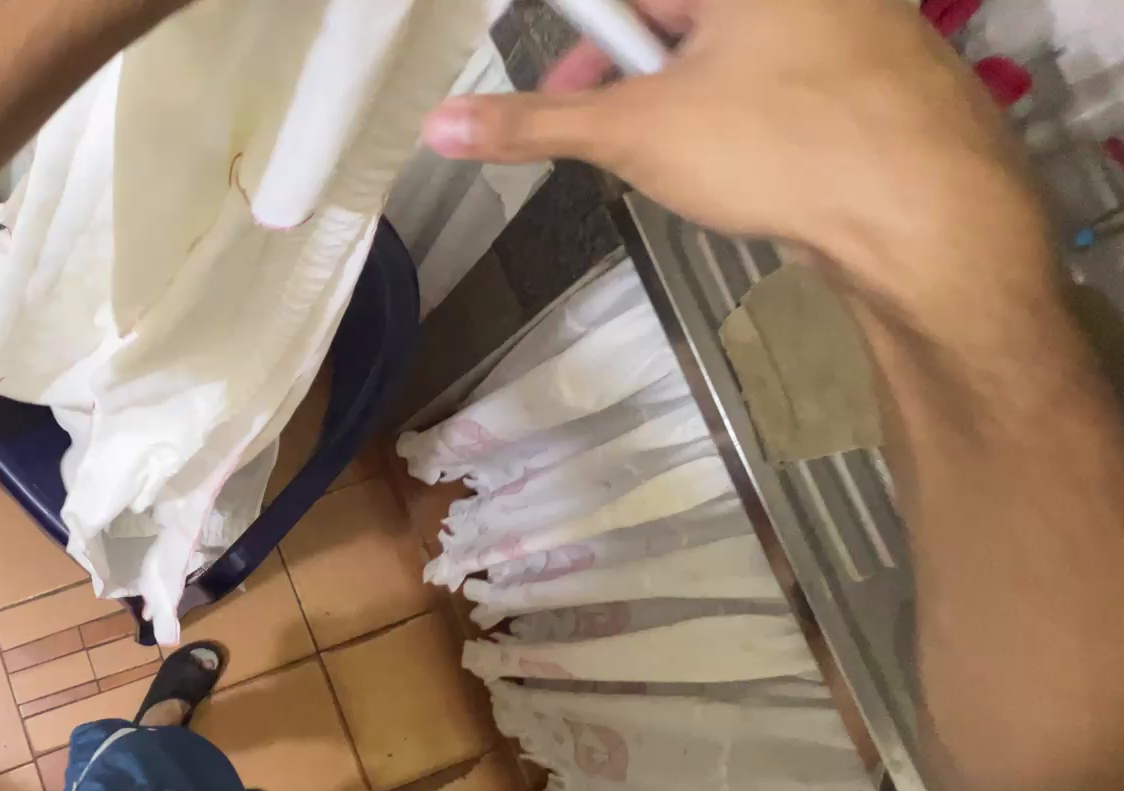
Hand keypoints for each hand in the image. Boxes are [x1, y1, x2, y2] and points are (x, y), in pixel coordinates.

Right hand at [422, 0, 1053, 318]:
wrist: (915, 206)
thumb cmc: (771, 144)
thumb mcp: (630, 131)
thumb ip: (531, 124)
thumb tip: (439, 124)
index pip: (625, 0)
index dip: (581, 45)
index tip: (558, 94)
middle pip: (670, 17)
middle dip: (620, 79)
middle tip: (602, 136)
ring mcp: (834, 19)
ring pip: (712, 52)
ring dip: (665, 103)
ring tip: (663, 159)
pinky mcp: (854, 66)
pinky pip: (758, 75)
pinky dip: (718, 114)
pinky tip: (721, 161)